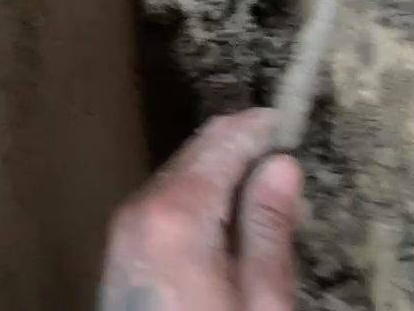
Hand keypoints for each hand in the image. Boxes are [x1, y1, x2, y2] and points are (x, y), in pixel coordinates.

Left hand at [100, 108, 301, 310]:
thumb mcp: (260, 306)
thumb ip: (269, 228)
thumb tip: (282, 165)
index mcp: (177, 214)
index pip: (223, 141)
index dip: (260, 126)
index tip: (292, 121)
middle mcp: (142, 208)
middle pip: (198, 150)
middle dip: (241, 146)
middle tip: (286, 160)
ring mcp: (126, 229)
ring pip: (181, 173)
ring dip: (220, 170)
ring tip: (265, 192)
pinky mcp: (121, 251)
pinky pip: (165, 200)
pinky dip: (199, 195)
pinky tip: (228, 219)